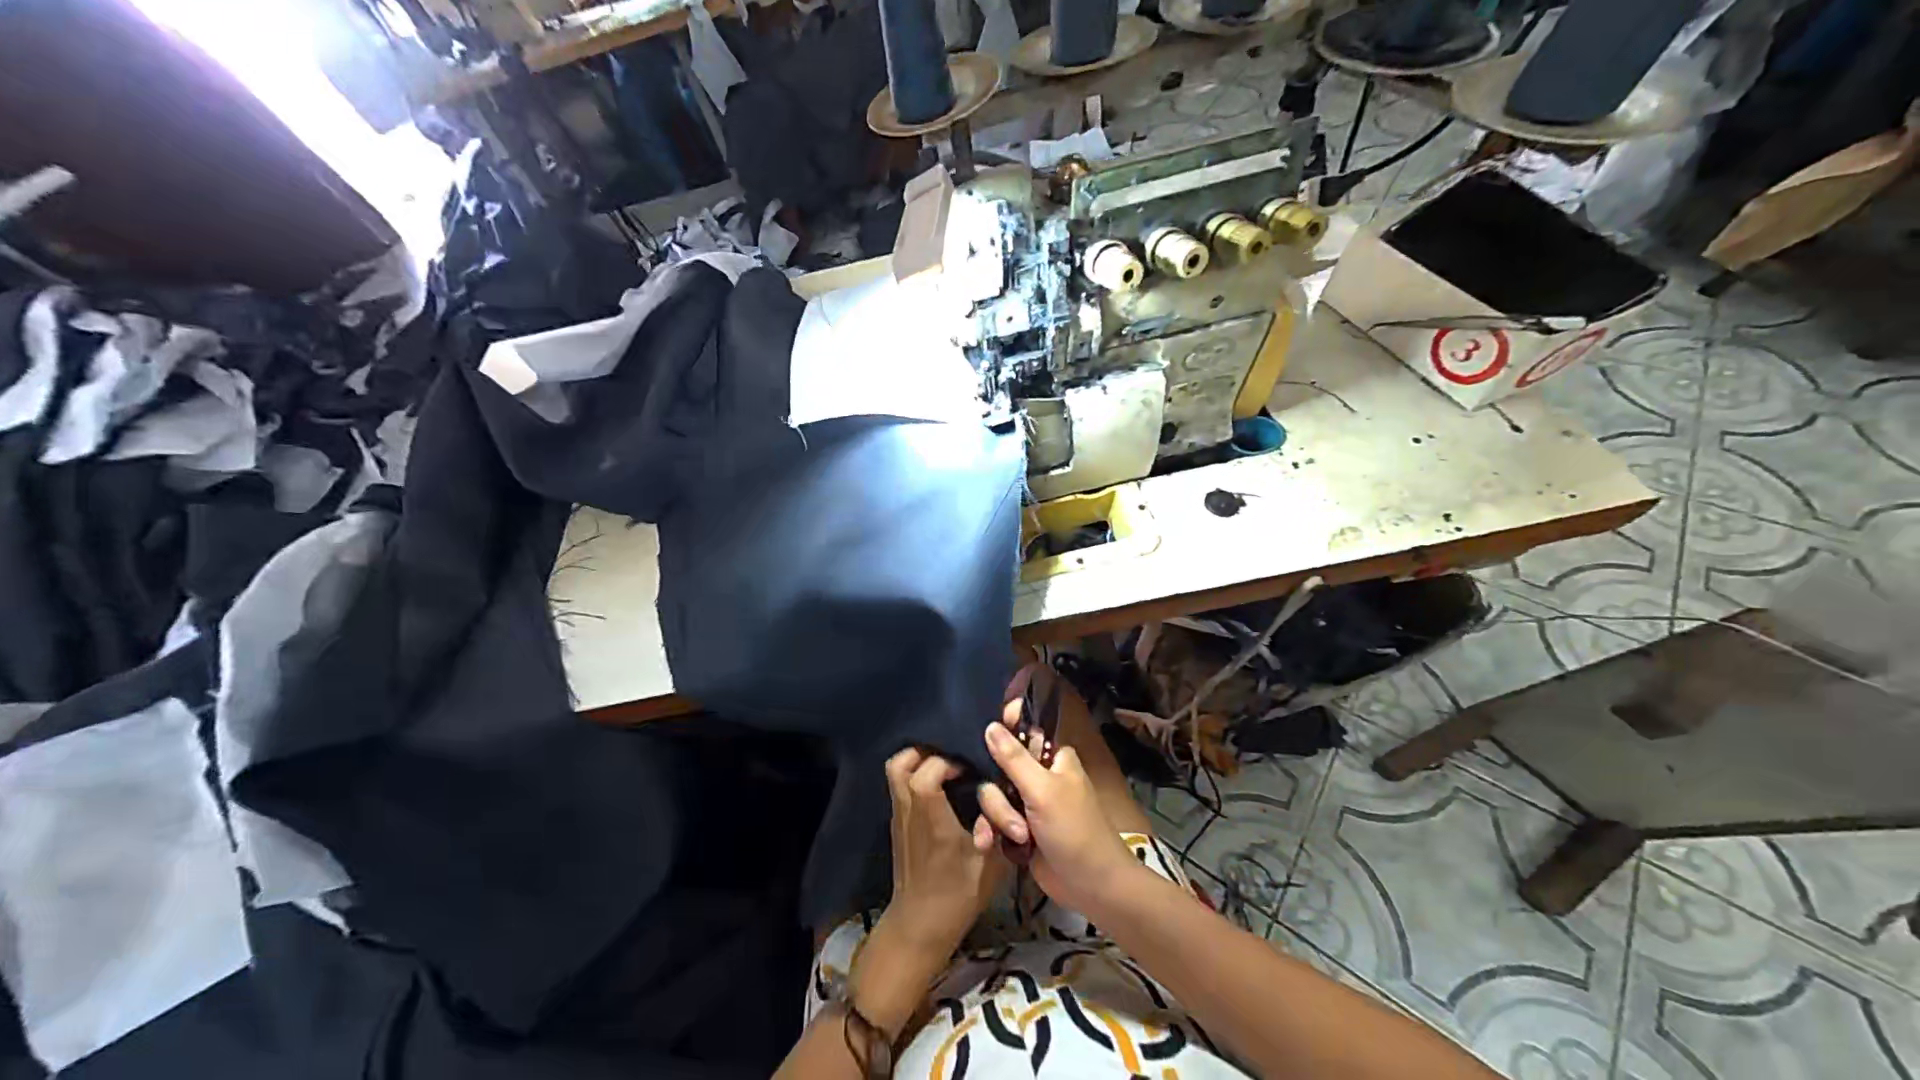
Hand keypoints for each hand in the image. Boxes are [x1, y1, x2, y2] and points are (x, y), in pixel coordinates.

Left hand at [879, 747, 1008, 959]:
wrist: (920, 927)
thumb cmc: (957, 895)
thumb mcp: (990, 863)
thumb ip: (999, 826)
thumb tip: (1009, 795)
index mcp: (930, 818)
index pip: (926, 774)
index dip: (946, 761)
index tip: (969, 764)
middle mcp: (908, 811)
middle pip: (900, 763)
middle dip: (927, 750)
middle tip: (954, 754)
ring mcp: (898, 817)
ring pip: (895, 772)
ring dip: (917, 760)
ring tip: (946, 764)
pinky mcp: (897, 825)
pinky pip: (900, 787)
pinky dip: (915, 776)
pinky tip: (941, 787)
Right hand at [974, 700, 1148, 921]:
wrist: (1091, 886)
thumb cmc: (1075, 830)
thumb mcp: (1043, 790)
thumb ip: (1014, 758)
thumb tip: (990, 725)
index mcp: (1051, 757)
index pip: (1023, 729)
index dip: (1004, 728)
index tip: (986, 734)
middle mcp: (1037, 775)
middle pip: (998, 768)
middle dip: (1000, 796)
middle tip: (1018, 816)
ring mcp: (1026, 803)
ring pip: (992, 796)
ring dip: (999, 818)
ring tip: (1019, 838)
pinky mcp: (1017, 828)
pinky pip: (991, 820)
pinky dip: (990, 832)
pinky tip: (988, 845)